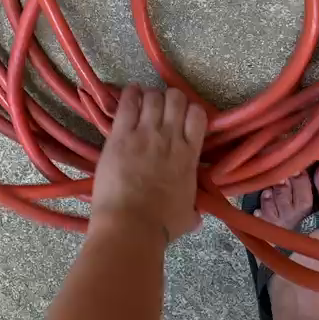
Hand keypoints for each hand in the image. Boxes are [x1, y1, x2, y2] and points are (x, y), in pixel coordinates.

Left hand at [89, 86, 207, 241]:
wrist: (130, 226)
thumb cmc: (161, 225)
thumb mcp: (186, 215)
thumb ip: (192, 210)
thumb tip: (196, 217)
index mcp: (189, 155)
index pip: (198, 115)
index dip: (191, 111)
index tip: (184, 118)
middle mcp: (170, 138)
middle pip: (176, 99)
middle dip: (171, 100)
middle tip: (163, 109)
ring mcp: (145, 134)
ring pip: (153, 97)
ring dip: (150, 97)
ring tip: (145, 103)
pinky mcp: (120, 136)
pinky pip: (128, 104)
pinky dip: (130, 94)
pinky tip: (130, 94)